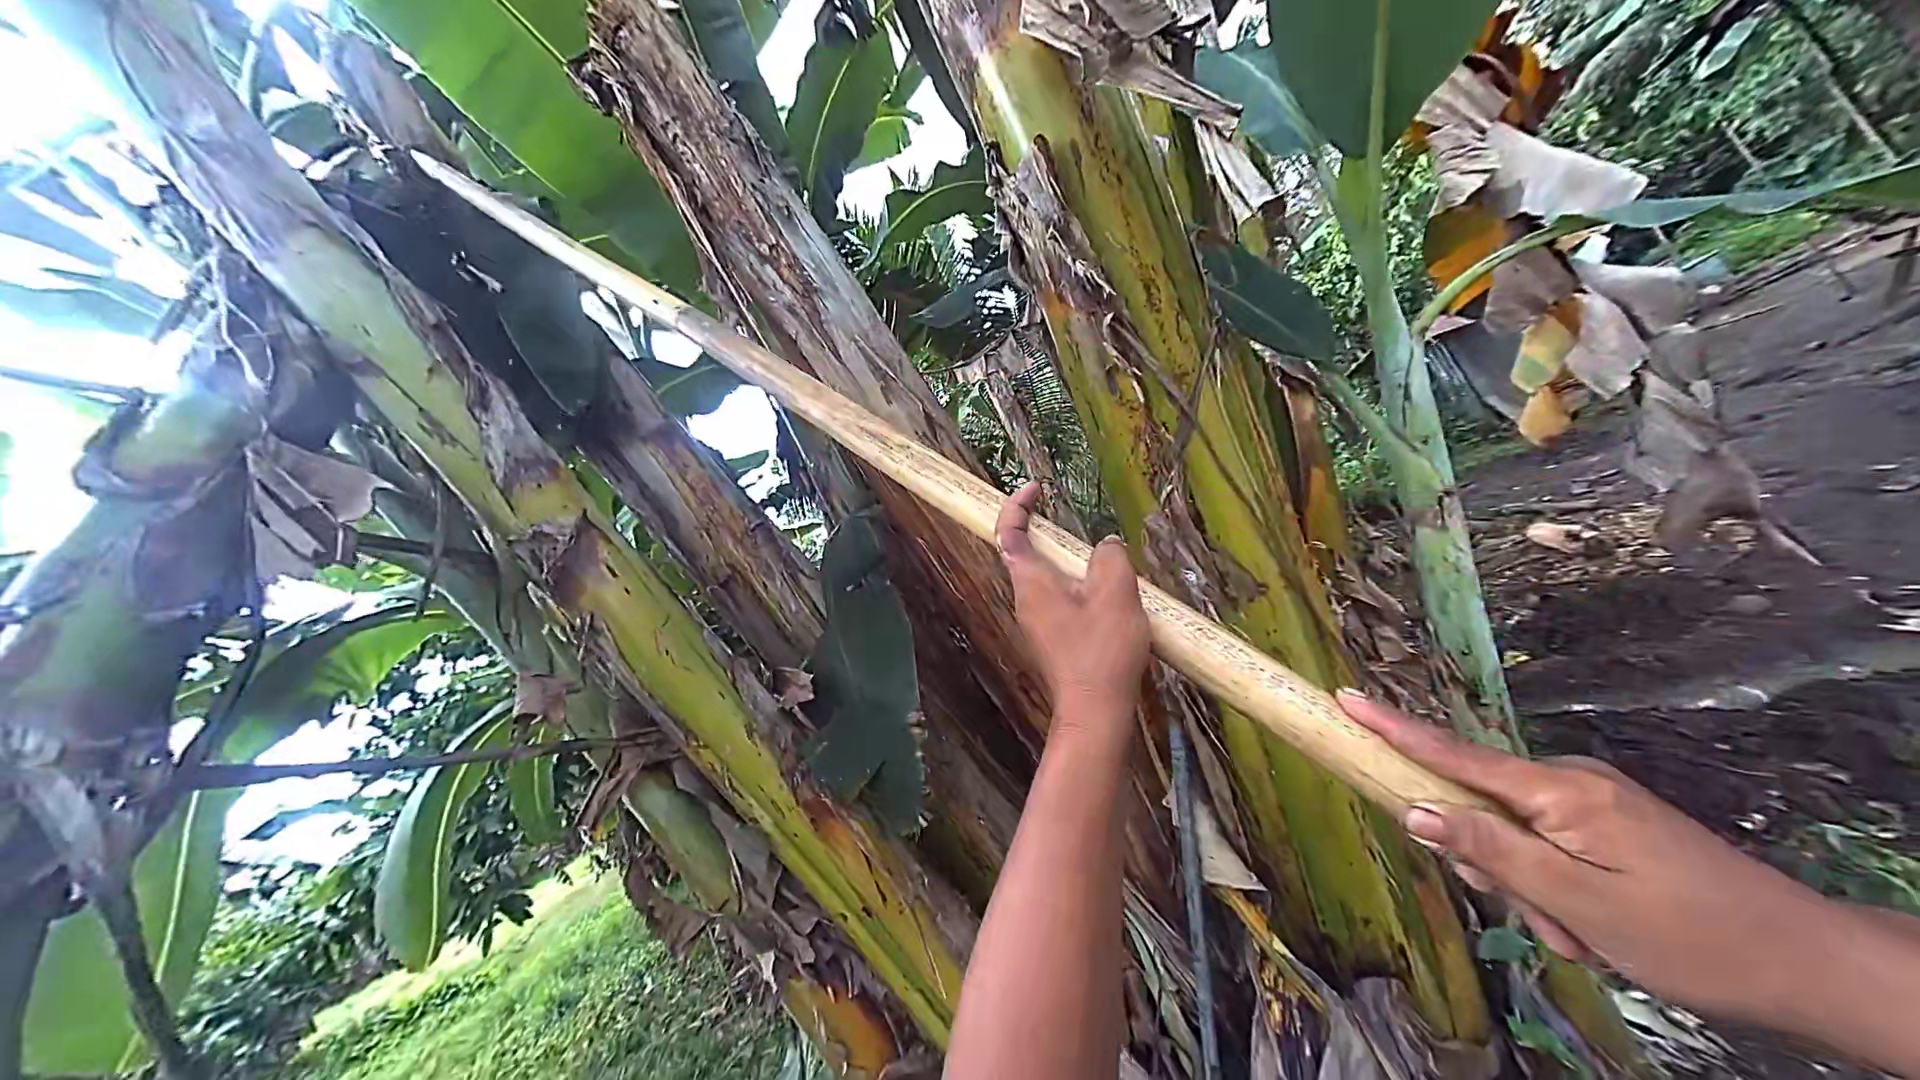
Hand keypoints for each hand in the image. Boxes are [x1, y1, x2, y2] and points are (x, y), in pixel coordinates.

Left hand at [996, 482, 1149, 728]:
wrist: (1095, 709)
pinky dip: (1079, 589)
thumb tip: (1105, 545)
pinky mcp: (1050, 639)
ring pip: (1048, 579)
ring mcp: (1035, 621)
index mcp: (1030, 580)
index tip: (1035, 486)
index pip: (1009, 531)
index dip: (1016, 504)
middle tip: (1085, 533)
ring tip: (1110, 571)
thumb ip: (1110, 556)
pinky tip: (1110, 601)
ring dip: (1072, 565)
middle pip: (1028, 553)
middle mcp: (1024, 598)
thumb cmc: (1102, 649)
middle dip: (1053, 535)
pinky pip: (1060, 600)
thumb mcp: (1116, 591)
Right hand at [1337, 691, 1846, 1028]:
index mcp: (1560, 791)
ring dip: (1522, 878)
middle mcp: (1568, 780)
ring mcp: (1588, 796)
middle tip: (1539, 914)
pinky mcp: (1603, 816)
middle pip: (1478, 801)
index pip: (1452, 752)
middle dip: (1486, 856)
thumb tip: (1416, 811)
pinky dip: (1546, 877)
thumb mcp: (1580, 902)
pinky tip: (1585, 920)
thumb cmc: (1696, 938)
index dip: (1392, 727)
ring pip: (1508, 827)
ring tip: (1576, 929)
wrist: (1817, 966)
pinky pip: (1540, 836)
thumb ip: (1490, 850)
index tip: (1345, 696)